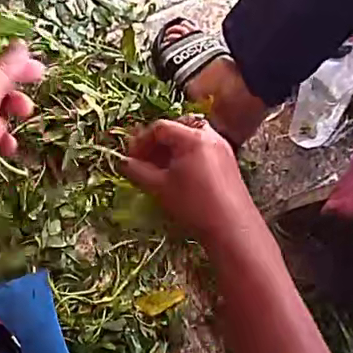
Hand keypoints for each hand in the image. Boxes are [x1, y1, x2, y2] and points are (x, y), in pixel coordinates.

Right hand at [119, 115, 256, 242]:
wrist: (231, 225)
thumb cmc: (192, 204)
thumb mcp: (159, 187)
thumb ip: (137, 171)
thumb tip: (122, 162)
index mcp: (191, 137)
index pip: (160, 128)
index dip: (141, 141)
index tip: (131, 158)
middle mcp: (209, 135)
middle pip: (176, 128)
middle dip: (156, 143)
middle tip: (143, 160)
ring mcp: (221, 147)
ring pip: (189, 138)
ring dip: (170, 149)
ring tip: (159, 169)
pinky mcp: (227, 160)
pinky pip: (201, 148)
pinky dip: (185, 155)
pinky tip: (177, 175)